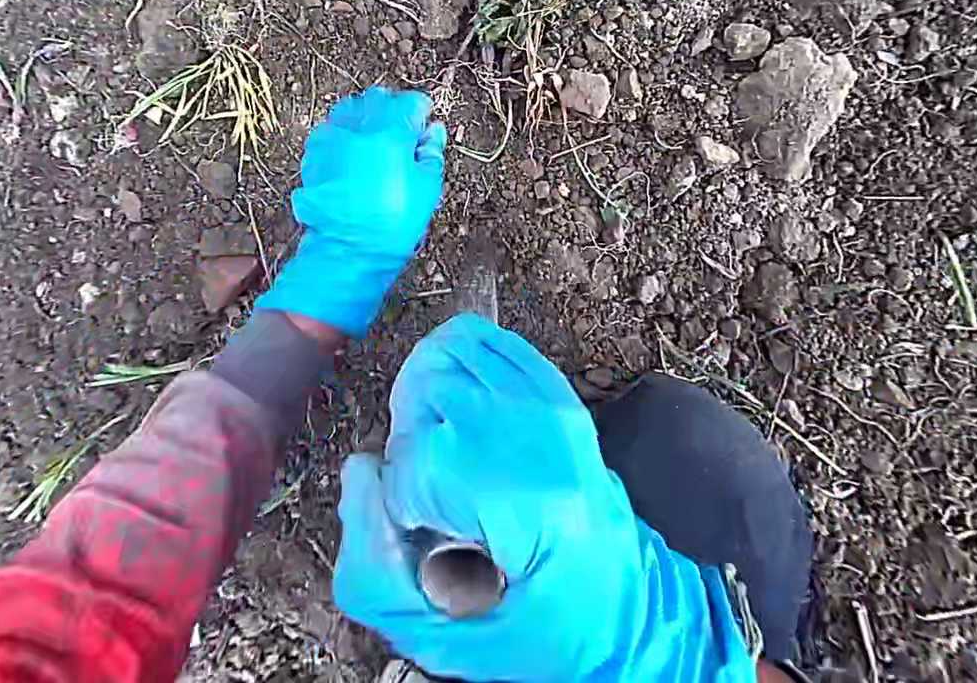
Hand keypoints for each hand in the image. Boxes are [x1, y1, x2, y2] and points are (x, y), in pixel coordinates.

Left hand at [254, 88, 445, 336]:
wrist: (350, 251)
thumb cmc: (395, 222)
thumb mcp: (427, 188)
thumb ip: (432, 152)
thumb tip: (433, 130)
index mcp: (391, 133)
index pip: (412, 102)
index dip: (423, 113)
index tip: (425, 125)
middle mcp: (358, 129)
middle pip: (377, 99)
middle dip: (392, 109)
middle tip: (402, 132)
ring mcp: (331, 141)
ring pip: (348, 110)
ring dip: (363, 118)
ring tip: (374, 141)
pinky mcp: (313, 157)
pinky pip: (330, 134)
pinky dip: (342, 137)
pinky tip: (351, 158)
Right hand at [334, 316, 751, 682]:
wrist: (617, 598)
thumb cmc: (533, 621)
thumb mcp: (439, 633)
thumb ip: (371, 567)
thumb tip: (360, 470)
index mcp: (512, 505)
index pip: (414, 458)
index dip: (395, 487)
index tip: (413, 514)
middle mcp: (535, 439)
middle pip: (431, 386)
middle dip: (409, 426)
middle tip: (422, 466)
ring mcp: (551, 405)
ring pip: (458, 349)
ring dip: (433, 383)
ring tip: (437, 422)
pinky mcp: (560, 393)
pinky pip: (498, 343)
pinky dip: (466, 353)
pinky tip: (460, 385)